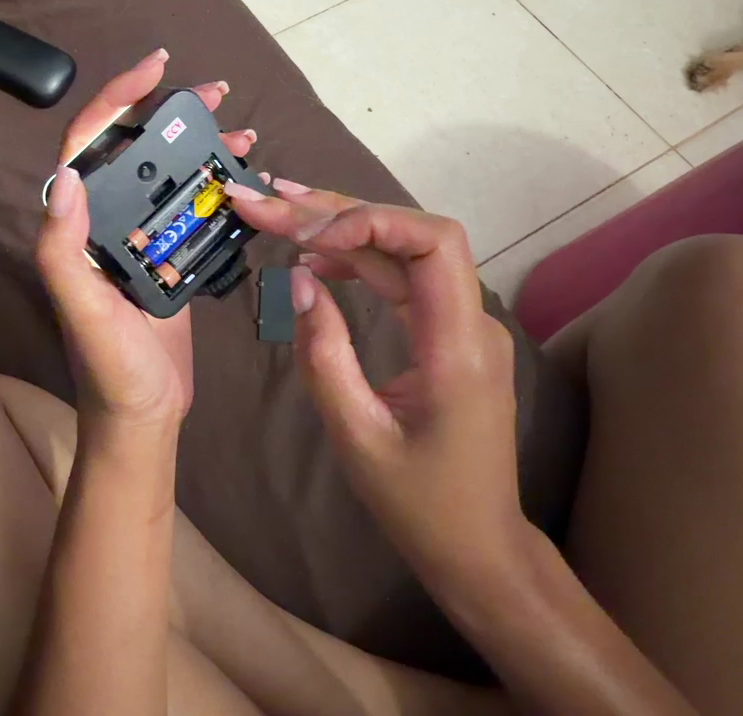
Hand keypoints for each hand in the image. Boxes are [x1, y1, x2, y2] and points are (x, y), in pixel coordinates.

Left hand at [37, 49, 255, 429]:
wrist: (144, 413)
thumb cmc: (108, 365)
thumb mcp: (82, 308)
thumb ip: (63, 246)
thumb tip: (67, 177)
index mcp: (77, 226)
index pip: (87, 146)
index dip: (115, 100)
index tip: (155, 68)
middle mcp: (104, 223)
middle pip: (132, 150)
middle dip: (168, 112)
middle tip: (213, 92)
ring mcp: (140, 238)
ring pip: (166, 174)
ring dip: (199, 144)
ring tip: (239, 124)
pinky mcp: (171, 258)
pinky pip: (191, 208)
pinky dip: (216, 185)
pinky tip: (245, 173)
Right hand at [224, 182, 524, 583]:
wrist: (477, 543)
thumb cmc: (419, 501)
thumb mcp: (356, 435)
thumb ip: (324, 356)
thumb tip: (298, 282)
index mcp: (456, 346)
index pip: (433, 243)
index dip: (371, 220)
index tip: (305, 235)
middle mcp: (468, 321)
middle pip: (409, 234)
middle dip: (334, 212)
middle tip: (264, 199)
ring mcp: (459, 324)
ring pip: (400, 250)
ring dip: (338, 226)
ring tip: (276, 212)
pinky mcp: (444, 332)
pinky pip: (400, 277)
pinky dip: (353, 258)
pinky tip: (313, 257)